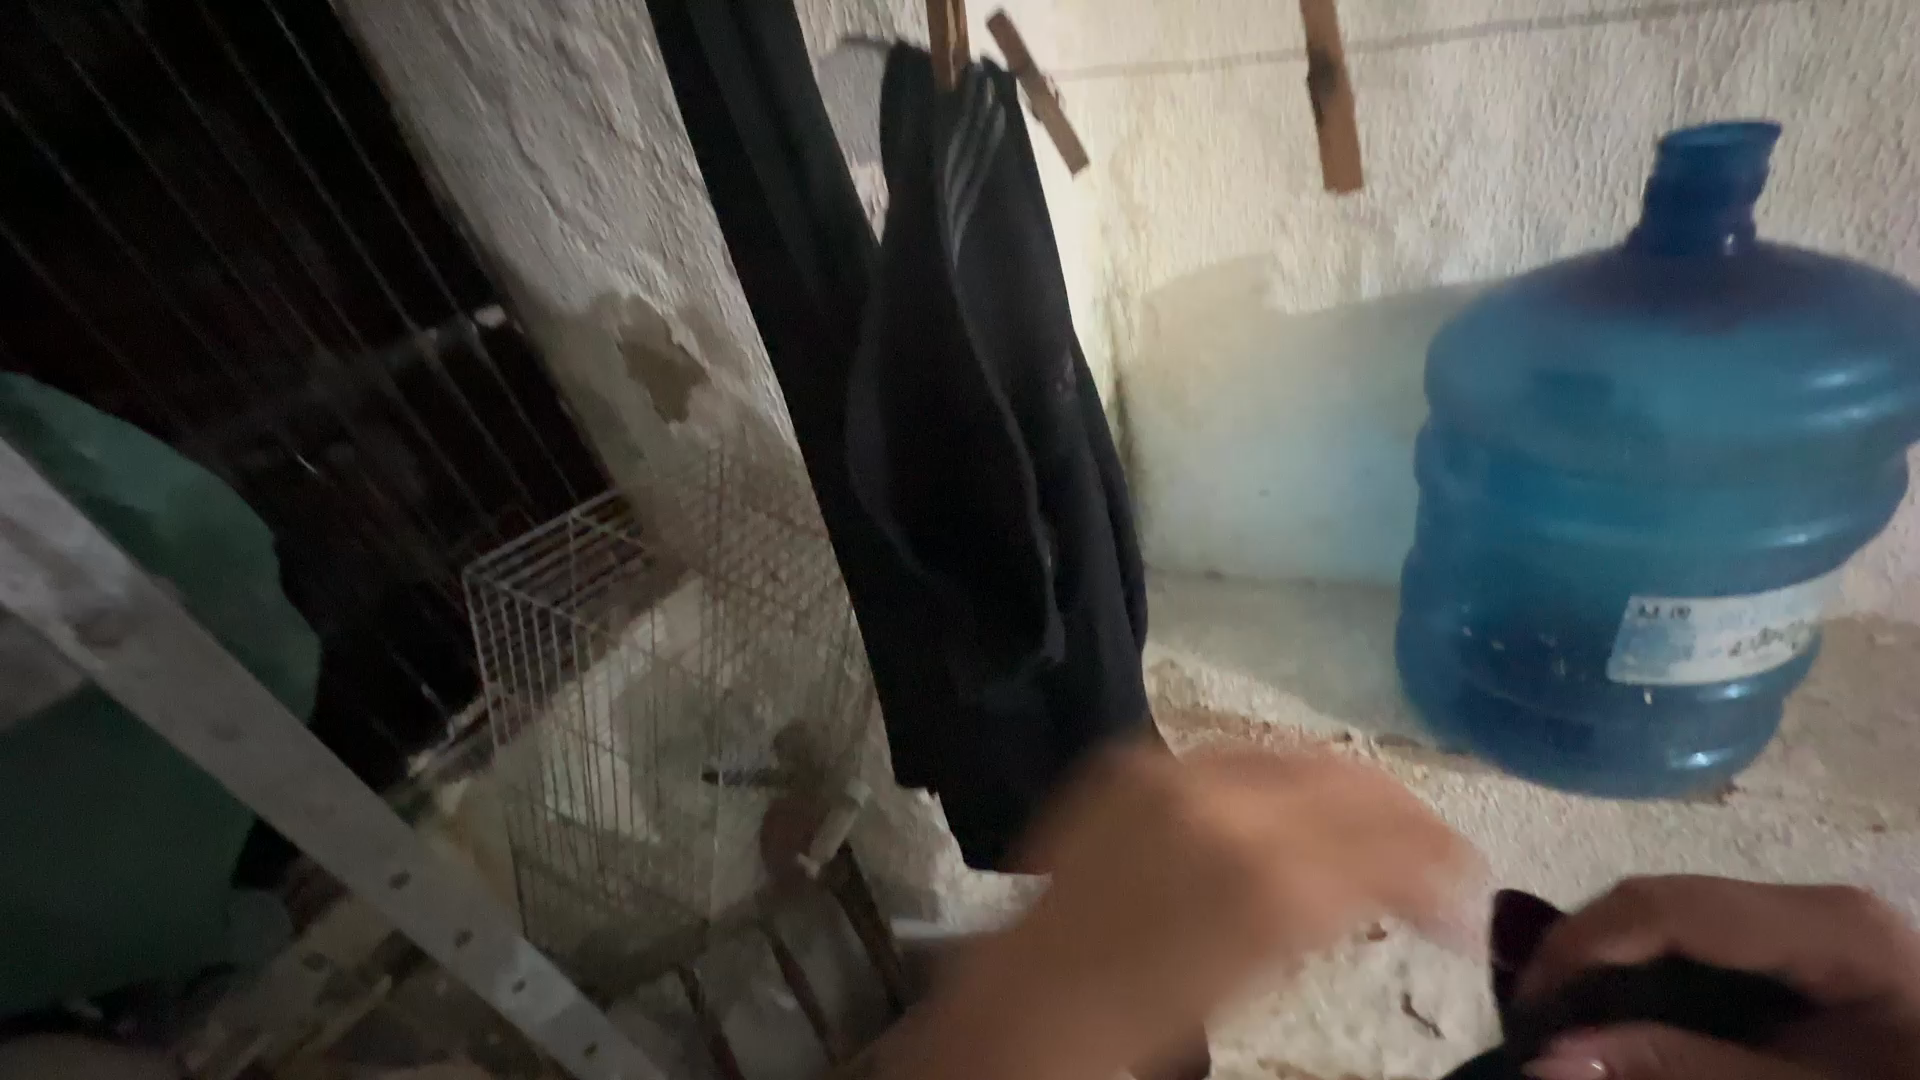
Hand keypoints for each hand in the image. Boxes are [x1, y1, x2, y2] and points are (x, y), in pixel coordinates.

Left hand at [880, 741, 1486, 1079]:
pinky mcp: (1126, 762)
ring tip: (1373, 819)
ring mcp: (1164, 773)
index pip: (1382, 848)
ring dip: (1340, 787)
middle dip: (1400, 815)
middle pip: (1341, 782)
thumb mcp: (1253, 980)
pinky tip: (1290, 801)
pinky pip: (1223, 754)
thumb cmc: (1140, 1020)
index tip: (1464, 892)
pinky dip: (1272, 776)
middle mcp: (1218, 807)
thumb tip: (1376, 887)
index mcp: (1264, 885)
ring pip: (1285, 755)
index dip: (1436, 867)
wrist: (1027, 993)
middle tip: (1435, 850)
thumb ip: (1318, 915)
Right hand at [1516, 875, 1919, 1079]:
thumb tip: (1546, 1057)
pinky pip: (1702, 943)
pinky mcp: (1813, 949)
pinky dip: (1653, 976)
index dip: (1578, 947)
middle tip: (1541, 1017)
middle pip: (1656, 904)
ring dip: (1613, 967)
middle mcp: (1811, 901)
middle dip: (1587, 957)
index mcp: (1829, 924)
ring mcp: (1812, 922)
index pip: (1658, 906)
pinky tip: (1635, 1014)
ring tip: (1575, 1017)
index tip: (1528, 1007)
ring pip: (1669, 919)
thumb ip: (1681, 1069)